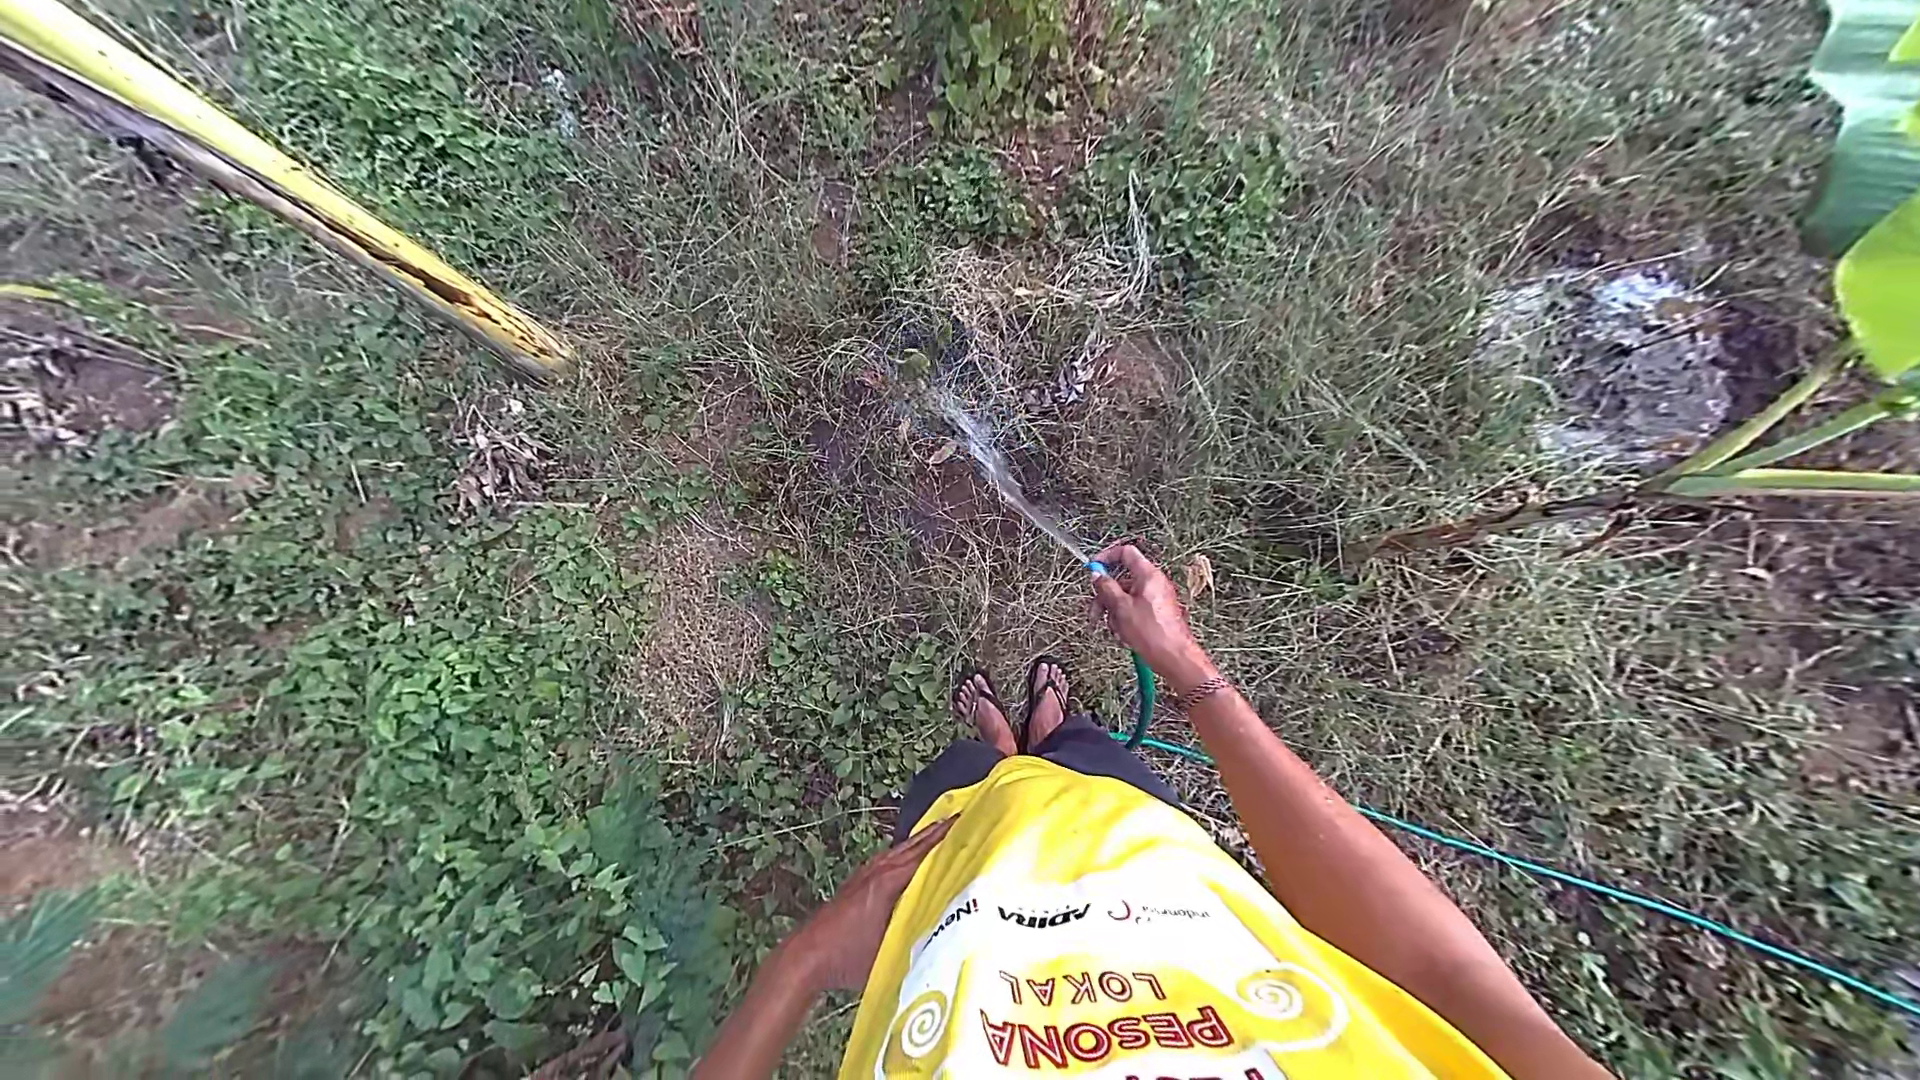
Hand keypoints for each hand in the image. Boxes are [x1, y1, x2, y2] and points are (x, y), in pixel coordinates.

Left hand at [786, 816, 955, 990]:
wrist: (807, 955)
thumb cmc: (847, 957)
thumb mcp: (889, 951)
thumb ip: (917, 938)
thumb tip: (949, 933)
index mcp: (888, 880)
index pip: (924, 854)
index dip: (946, 841)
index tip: (967, 825)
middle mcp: (879, 868)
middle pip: (915, 844)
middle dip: (939, 831)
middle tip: (962, 817)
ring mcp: (869, 871)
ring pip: (903, 848)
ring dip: (924, 838)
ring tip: (945, 828)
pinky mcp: (861, 878)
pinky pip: (893, 855)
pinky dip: (909, 848)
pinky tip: (915, 852)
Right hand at [1089, 543, 1218, 694]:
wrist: (1174, 658)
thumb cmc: (1152, 633)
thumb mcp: (1121, 607)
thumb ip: (1106, 587)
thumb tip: (1096, 574)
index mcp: (1148, 575)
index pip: (1125, 553)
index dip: (1106, 558)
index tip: (1093, 569)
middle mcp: (1154, 583)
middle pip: (1121, 580)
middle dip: (1105, 596)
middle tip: (1095, 612)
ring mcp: (1156, 599)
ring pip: (1125, 598)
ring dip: (1113, 612)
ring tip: (1115, 629)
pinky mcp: (1156, 614)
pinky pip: (1133, 610)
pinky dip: (1124, 620)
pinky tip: (1124, 635)